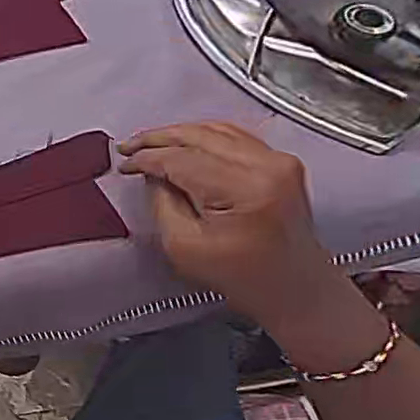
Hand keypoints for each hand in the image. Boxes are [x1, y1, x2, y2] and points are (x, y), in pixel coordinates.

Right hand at [117, 122, 353, 330]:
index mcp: (245, 188)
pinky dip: (204, 136)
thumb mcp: (184, 247)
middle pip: (200, 136)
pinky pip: (235, 137)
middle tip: (129, 146)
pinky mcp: (282, 162)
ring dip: (179, 134)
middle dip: (159, 138)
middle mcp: (268, 165)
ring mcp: (279, 160)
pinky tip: (183, 143)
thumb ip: (163, 203)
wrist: (294, 288)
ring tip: (149, 143)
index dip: (148, 159)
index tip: (124, 165)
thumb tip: (154, 175)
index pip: (184, 159)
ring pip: (217, 130)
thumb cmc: (240, 277)